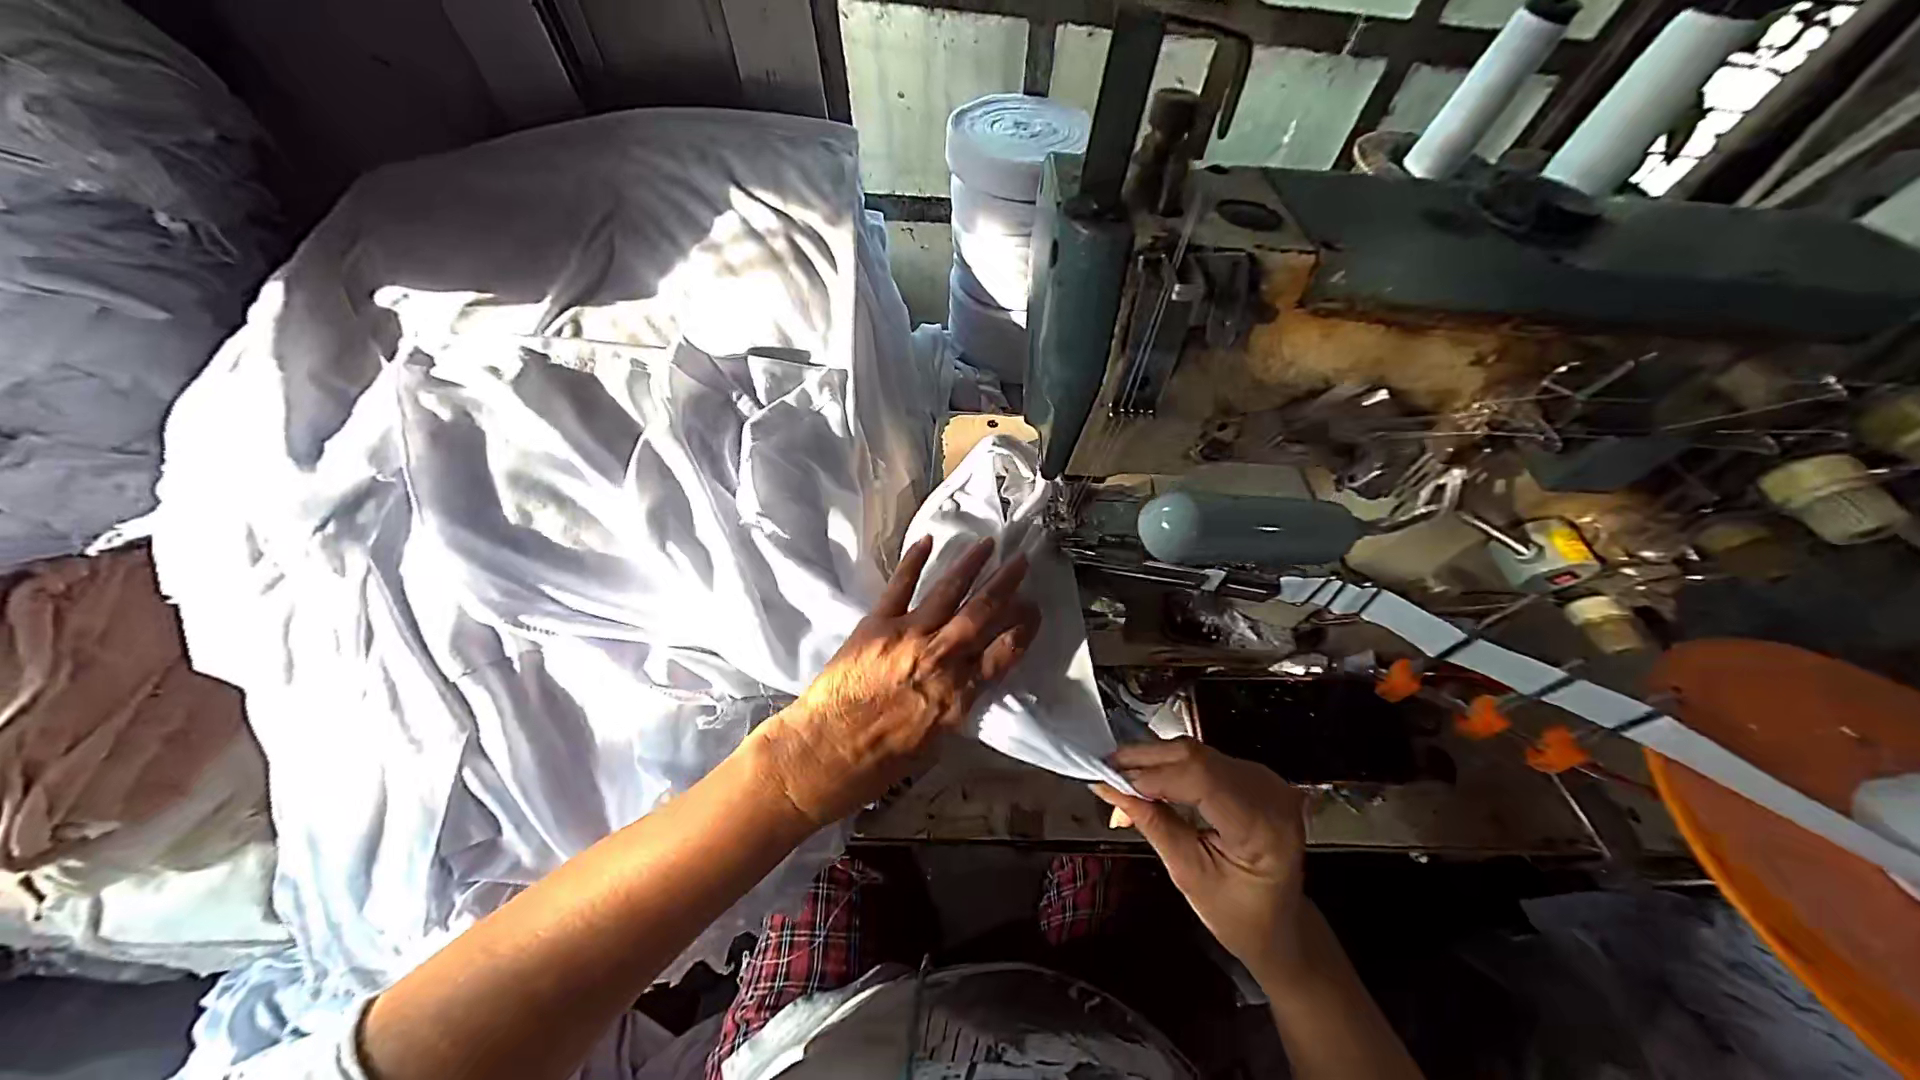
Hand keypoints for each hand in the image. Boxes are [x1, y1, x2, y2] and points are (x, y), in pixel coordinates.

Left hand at [757, 535, 1040, 826]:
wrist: (824, 752)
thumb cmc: (880, 761)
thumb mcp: (936, 742)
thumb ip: (957, 704)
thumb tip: (970, 682)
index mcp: (959, 693)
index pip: (1005, 652)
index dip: (1023, 627)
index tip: (1034, 609)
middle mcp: (940, 658)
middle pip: (982, 613)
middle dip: (1005, 584)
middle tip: (1021, 562)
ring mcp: (908, 635)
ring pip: (948, 591)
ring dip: (970, 565)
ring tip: (987, 544)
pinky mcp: (876, 624)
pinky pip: (900, 586)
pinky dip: (914, 561)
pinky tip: (928, 541)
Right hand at [1092, 738, 1309, 980]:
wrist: (1279, 923)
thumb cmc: (1240, 914)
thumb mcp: (1189, 874)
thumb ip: (1152, 824)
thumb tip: (1110, 788)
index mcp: (1262, 825)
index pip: (1199, 776)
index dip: (1150, 773)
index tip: (1109, 781)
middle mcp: (1269, 792)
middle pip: (1195, 755)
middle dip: (1144, 760)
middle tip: (1106, 774)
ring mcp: (1264, 778)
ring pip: (1194, 751)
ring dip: (1153, 761)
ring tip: (1120, 779)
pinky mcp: (1252, 774)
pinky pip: (1202, 758)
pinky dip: (1169, 765)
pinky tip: (1147, 779)